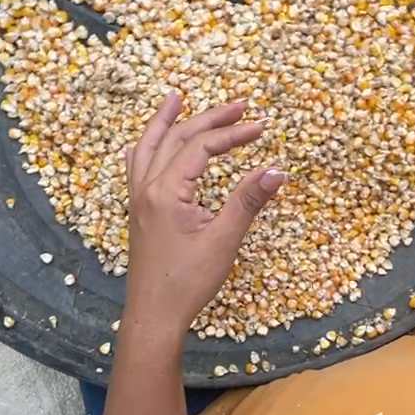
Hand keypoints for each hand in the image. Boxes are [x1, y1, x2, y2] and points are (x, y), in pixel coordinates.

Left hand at [121, 92, 284, 343]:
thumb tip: (278, 171)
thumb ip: (248, 201)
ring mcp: (138, 199)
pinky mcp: (138, 212)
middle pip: (177, 138)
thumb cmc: (187, 283)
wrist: (153, 315)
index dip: (234, 134)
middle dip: (209, 119)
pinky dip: (146, 147)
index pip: (202, 147)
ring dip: (165, 121)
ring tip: (175, 98)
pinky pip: (137, 167)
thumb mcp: (224, 241)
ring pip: (150, 147)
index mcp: (166, 191)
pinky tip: (146, 144)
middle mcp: (146, 188)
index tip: (262, 127)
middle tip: (239, 105)